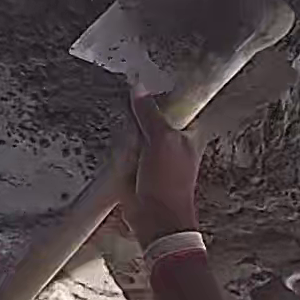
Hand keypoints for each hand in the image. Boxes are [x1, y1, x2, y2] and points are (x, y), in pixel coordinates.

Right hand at [125, 92, 205, 244]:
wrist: (155, 220)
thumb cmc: (169, 182)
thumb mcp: (161, 139)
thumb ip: (149, 113)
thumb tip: (138, 87)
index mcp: (186, 133)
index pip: (172, 103)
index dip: (158, 92)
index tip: (141, 78)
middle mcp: (170, 141)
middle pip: (149, 115)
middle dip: (137, 111)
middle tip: (126, 100)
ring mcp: (151, 153)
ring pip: (134, 130)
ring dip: (126, 128)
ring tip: (119, 121)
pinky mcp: (134, 166)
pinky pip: (122, 147)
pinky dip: (118, 144)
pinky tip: (112, 137)